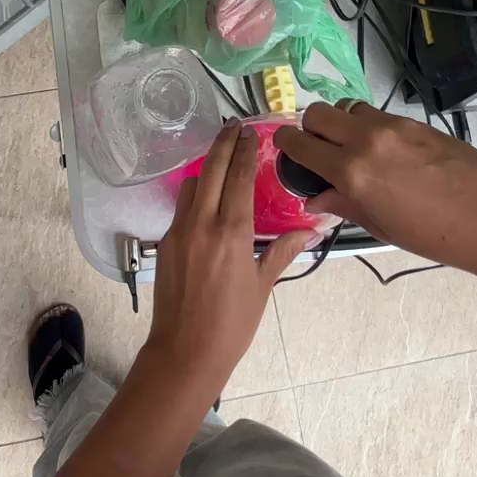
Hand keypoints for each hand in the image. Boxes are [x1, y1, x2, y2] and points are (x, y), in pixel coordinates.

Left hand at [145, 122, 306, 393]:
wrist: (185, 350)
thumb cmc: (232, 322)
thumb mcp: (263, 285)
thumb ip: (283, 250)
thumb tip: (311, 230)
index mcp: (232, 232)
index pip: (240, 177)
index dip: (245, 151)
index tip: (250, 131)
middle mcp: (202, 222)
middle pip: (212, 169)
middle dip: (223, 144)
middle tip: (234, 126)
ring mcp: (179, 230)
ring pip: (192, 184)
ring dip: (207, 167)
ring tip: (221, 158)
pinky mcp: (165, 242)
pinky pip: (181, 206)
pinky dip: (194, 192)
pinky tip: (205, 196)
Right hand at [272, 101, 476, 276]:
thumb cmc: (433, 235)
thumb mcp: (379, 225)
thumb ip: (342, 204)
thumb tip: (315, 196)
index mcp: (352, 170)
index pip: (299, 142)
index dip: (285, 144)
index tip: (285, 150)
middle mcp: (367, 139)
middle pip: (318, 112)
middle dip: (310, 128)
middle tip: (319, 151)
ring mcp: (394, 126)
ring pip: (349, 107)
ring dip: (341, 123)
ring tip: (354, 149)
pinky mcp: (416, 122)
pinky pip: (378, 115)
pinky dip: (369, 127)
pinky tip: (386, 153)